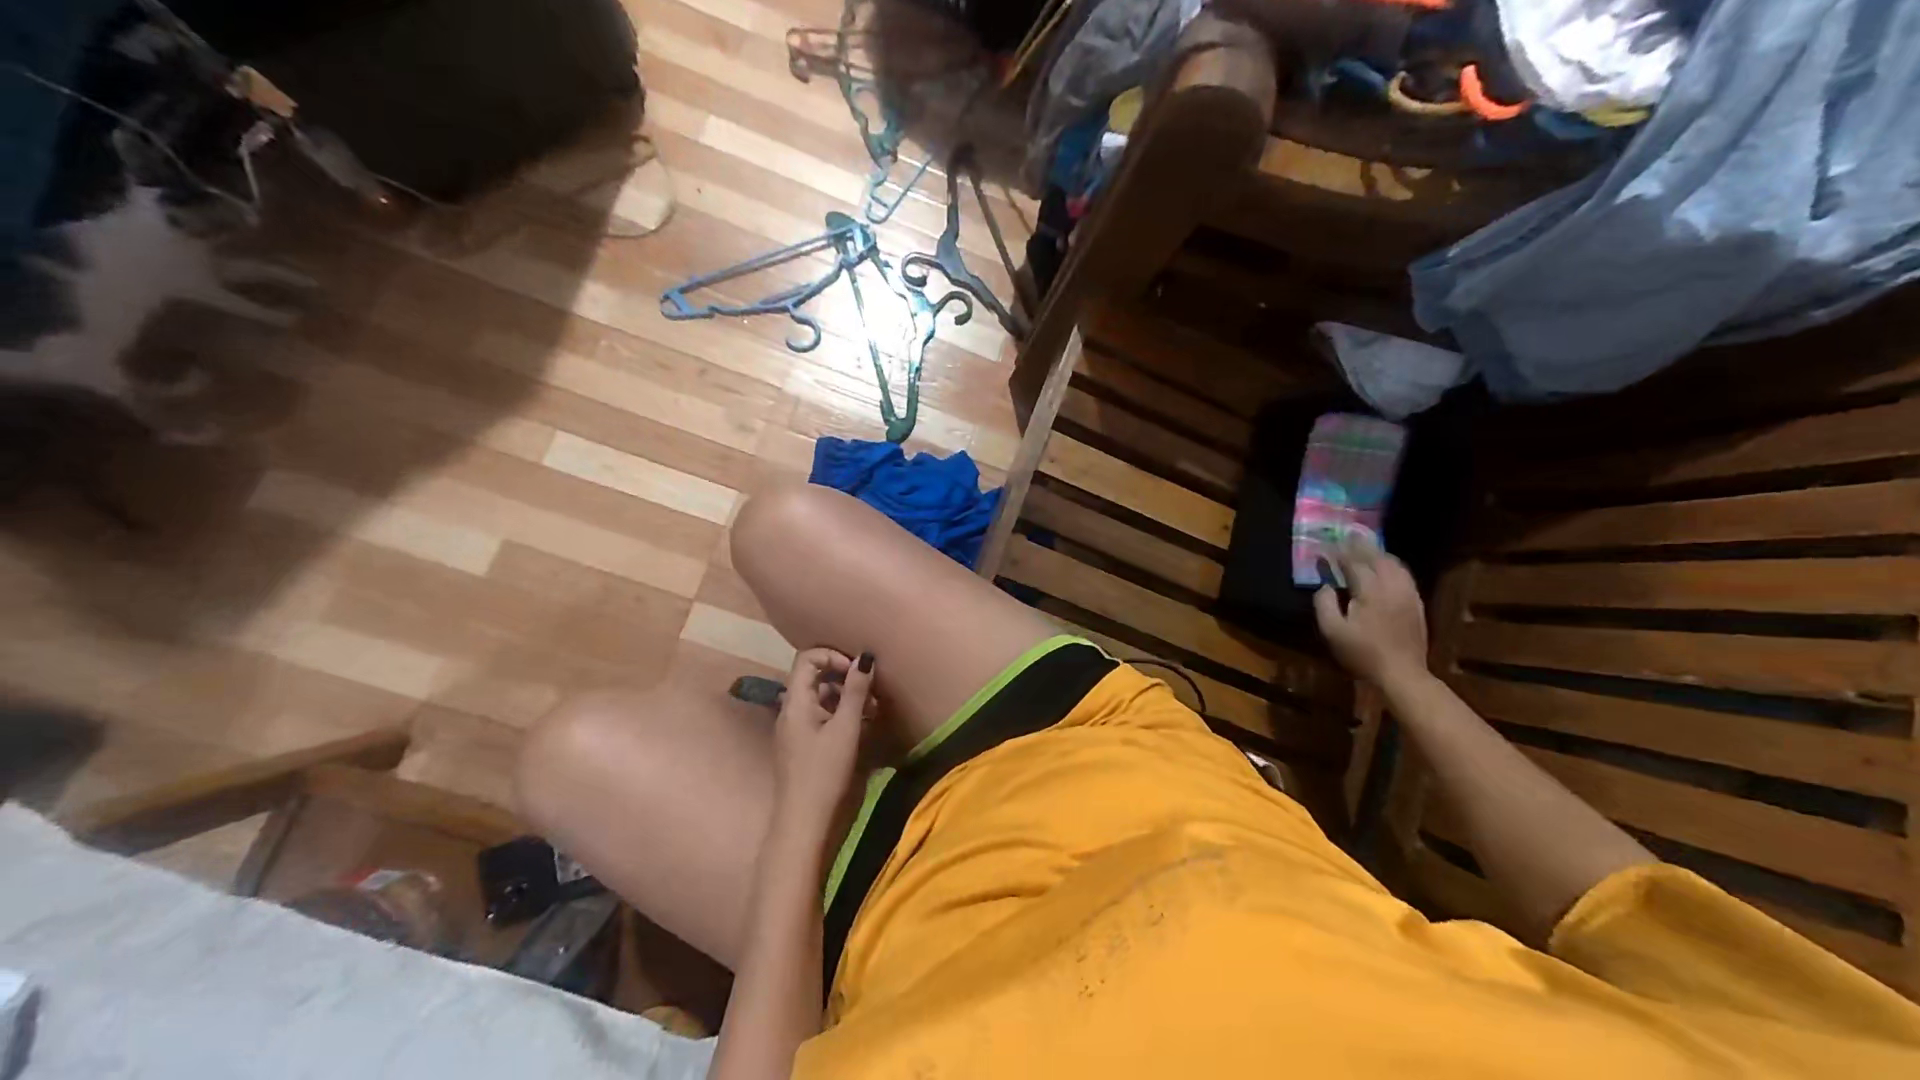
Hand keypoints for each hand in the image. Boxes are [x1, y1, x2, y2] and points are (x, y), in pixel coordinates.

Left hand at [772, 647, 873, 831]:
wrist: (805, 825)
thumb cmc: (825, 773)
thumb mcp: (846, 729)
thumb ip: (856, 692)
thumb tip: (865, 657)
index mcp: (795, 702)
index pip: (808, 658)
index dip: (834, 656)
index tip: (858, 672)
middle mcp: (791, 711)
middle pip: (816, 678)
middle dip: (846, 679)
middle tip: (872, 694)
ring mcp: (797, 730)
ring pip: (823, 699)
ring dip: (848, 699)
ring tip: (873, 712)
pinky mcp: (805, 747)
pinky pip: (823, 718)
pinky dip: (843, 716)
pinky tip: (863, 729)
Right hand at [1313, 535, 1428, 686]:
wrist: (1402, 673)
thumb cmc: (1362, 653)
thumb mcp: (1332, 631)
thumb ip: (1325, 604)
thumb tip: (1325, 585)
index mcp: (1369, 591)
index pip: (1352, 563)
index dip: (1338, 553)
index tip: (1325, 545)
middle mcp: (1391, 586)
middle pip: (1376, 557)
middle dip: (1360, 545)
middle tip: (1347, 534)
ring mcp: (1407, 593)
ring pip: (1394, 564)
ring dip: (1378, 552)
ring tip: (1366, 546)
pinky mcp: (1416, 603)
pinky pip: (1404, 575)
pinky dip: (1392, 565)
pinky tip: (1386, 567)